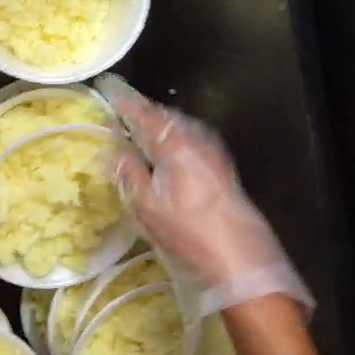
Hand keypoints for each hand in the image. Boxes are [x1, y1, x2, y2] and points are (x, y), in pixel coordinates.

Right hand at [97, 74, 312, 318]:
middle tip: (128, 113)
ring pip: (184, 129)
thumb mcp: (148, 208)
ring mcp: (215, 154)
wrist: (241, 258)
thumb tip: (119, 152)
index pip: (148, 116)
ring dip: (165, 125)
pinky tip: (174, 151)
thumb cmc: (189, 233)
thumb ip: (131, 174)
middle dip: (147, 113)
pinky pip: (196, 141)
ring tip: (147, 130)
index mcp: (175, 145)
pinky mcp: (225, 169)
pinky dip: (180, 138)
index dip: (130, 106)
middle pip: (169, 118)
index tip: (113, 96)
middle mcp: (198, 141)